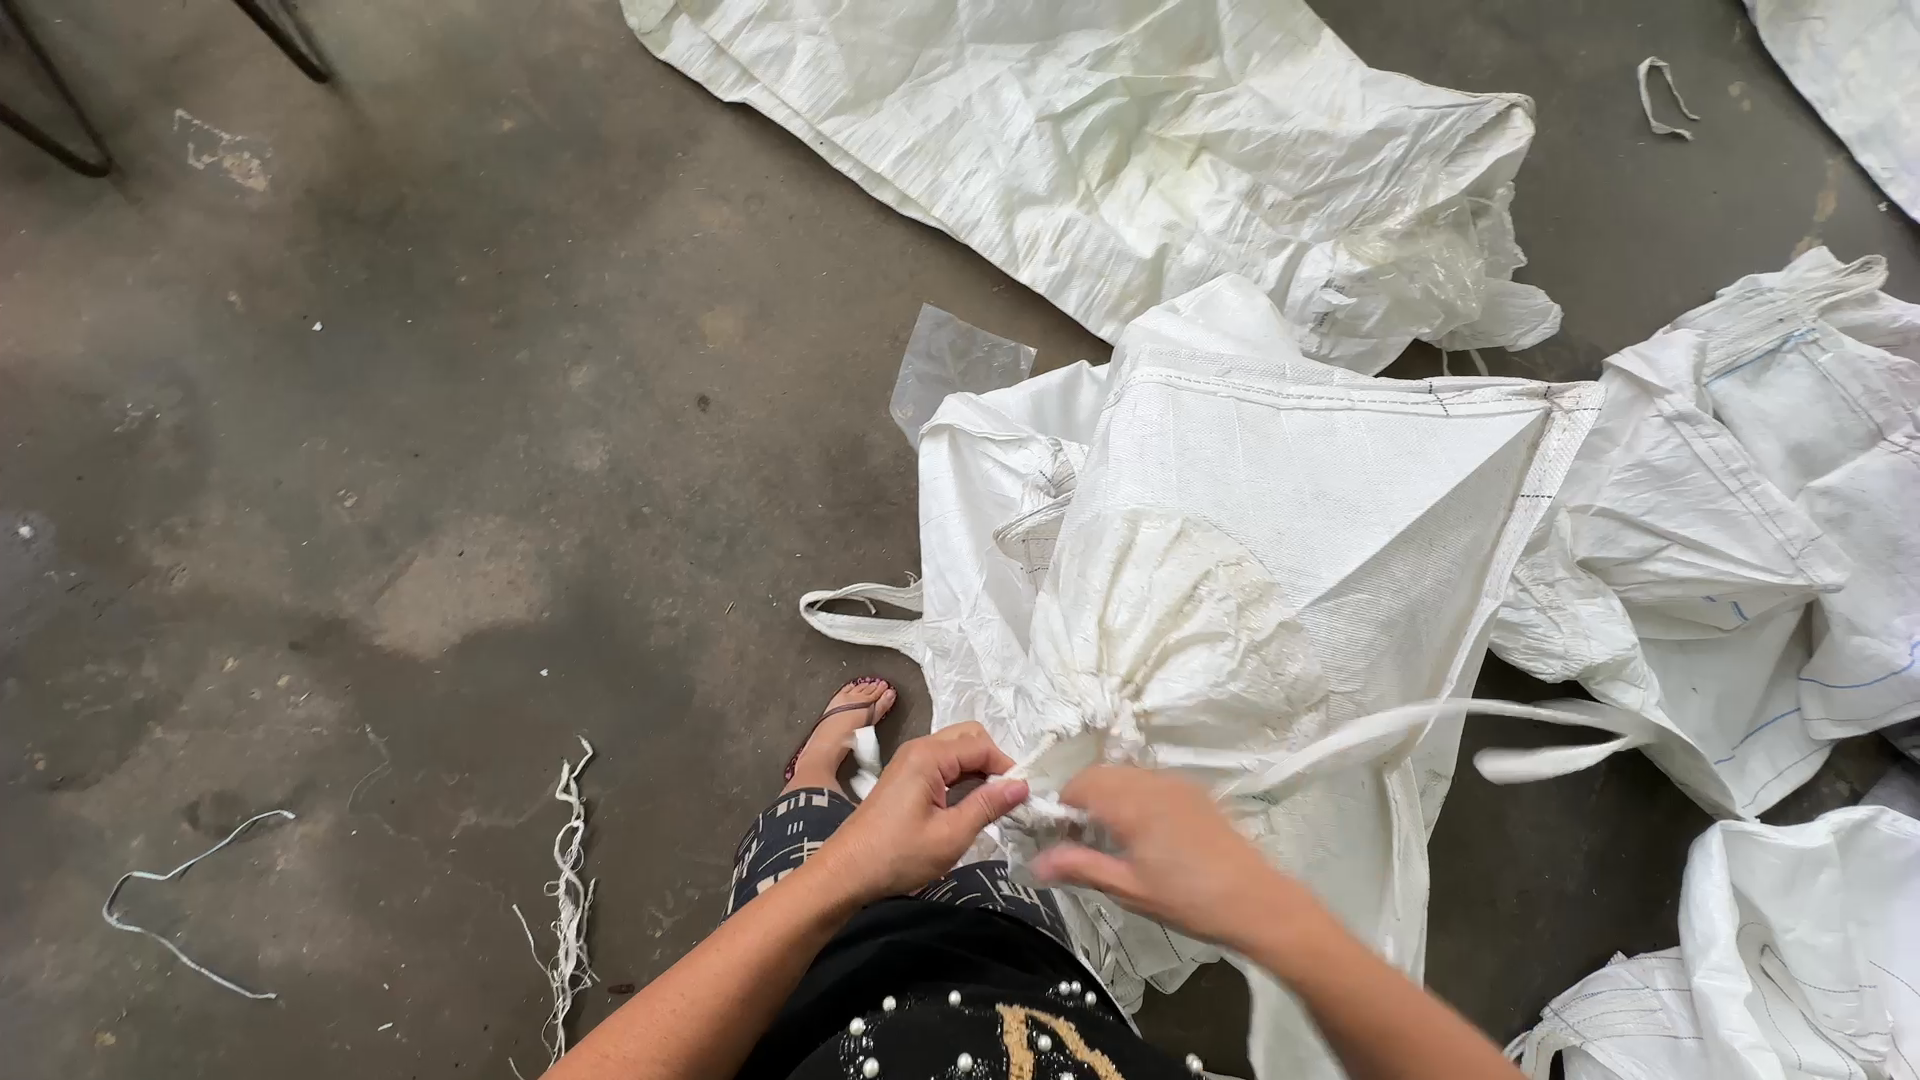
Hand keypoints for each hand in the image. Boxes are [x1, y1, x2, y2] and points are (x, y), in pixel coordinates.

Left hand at [810, 722, 1029, 903]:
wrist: (847, 872)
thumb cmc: (898, 856)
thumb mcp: (951, 835)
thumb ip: (987, 806)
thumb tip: (1021, 785)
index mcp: (929, 756)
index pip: (981, 745)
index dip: (1007, 766)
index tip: (1024, 795)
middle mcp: (920, 747)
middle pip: (969, 737)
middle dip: (993, 761)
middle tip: (1008, 796)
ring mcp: (910, 760)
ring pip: (957, 749)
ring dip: (979, 769)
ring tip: (994, 803)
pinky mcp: (906, 775)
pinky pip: (944, 763)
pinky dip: (962, 776)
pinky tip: (971, 802)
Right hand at [1028, 766, 1327, 950]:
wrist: (1257, 901)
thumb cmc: (1188, 900)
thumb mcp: (1128, 889)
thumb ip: (1080, 867)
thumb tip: (1036, 862)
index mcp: (1130, 803)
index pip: (1078, 785)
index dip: (1062, 808)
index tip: (1061, 838)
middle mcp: (1149, 781)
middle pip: (1100, 774)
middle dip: (1083, 799)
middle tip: (1082, 839)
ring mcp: (1174, 782)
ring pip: (1124, 775)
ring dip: (1108, 795)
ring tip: (1112, 837)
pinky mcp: (1192, 791)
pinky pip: (1149, 781)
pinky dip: (1133, 795)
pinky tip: (1144, 831)